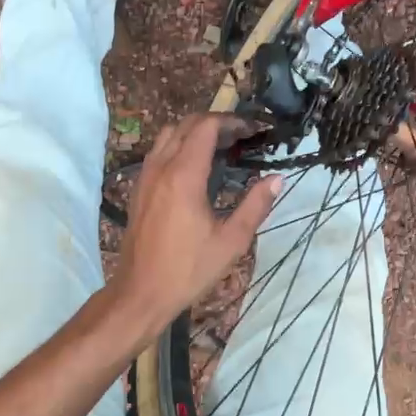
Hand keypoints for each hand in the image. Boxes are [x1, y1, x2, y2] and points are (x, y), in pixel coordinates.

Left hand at [110, 114, 279, 333]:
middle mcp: (161, 168)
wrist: (141, 293)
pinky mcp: (138, 190)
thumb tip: (276, 178)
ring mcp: (145, 178)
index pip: (205, 127)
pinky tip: (196, 169)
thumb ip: (255, 206)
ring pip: (167, 136)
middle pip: (185, 125)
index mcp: (184, 176)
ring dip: (193, 133)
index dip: (230, 122)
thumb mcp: (232, 241)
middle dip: (214, 123)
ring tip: (219, 149)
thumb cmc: (189, 269)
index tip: (251, 131)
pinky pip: (158, 153)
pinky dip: (178, 147)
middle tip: (240, 137)